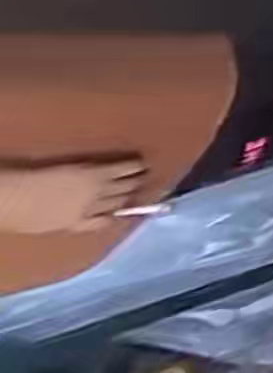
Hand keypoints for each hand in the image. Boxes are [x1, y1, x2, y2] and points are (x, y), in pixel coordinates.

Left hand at [0, 159, 147, 233]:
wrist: (10, 194)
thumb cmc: (17, 214)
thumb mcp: (43, 225)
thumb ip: (71, 221)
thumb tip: (93, 217)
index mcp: (78, 222)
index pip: (107, 220)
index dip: (117, 215)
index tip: (124, 211)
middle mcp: (94, 205)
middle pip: (122, 199)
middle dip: (130, 194)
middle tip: (136, 189)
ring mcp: (100, 187)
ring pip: (131, 183)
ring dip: (138, 179)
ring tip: (142, 175)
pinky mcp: (103, 171)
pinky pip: (130, 167)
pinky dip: (138, 166)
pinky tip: (139, 165)